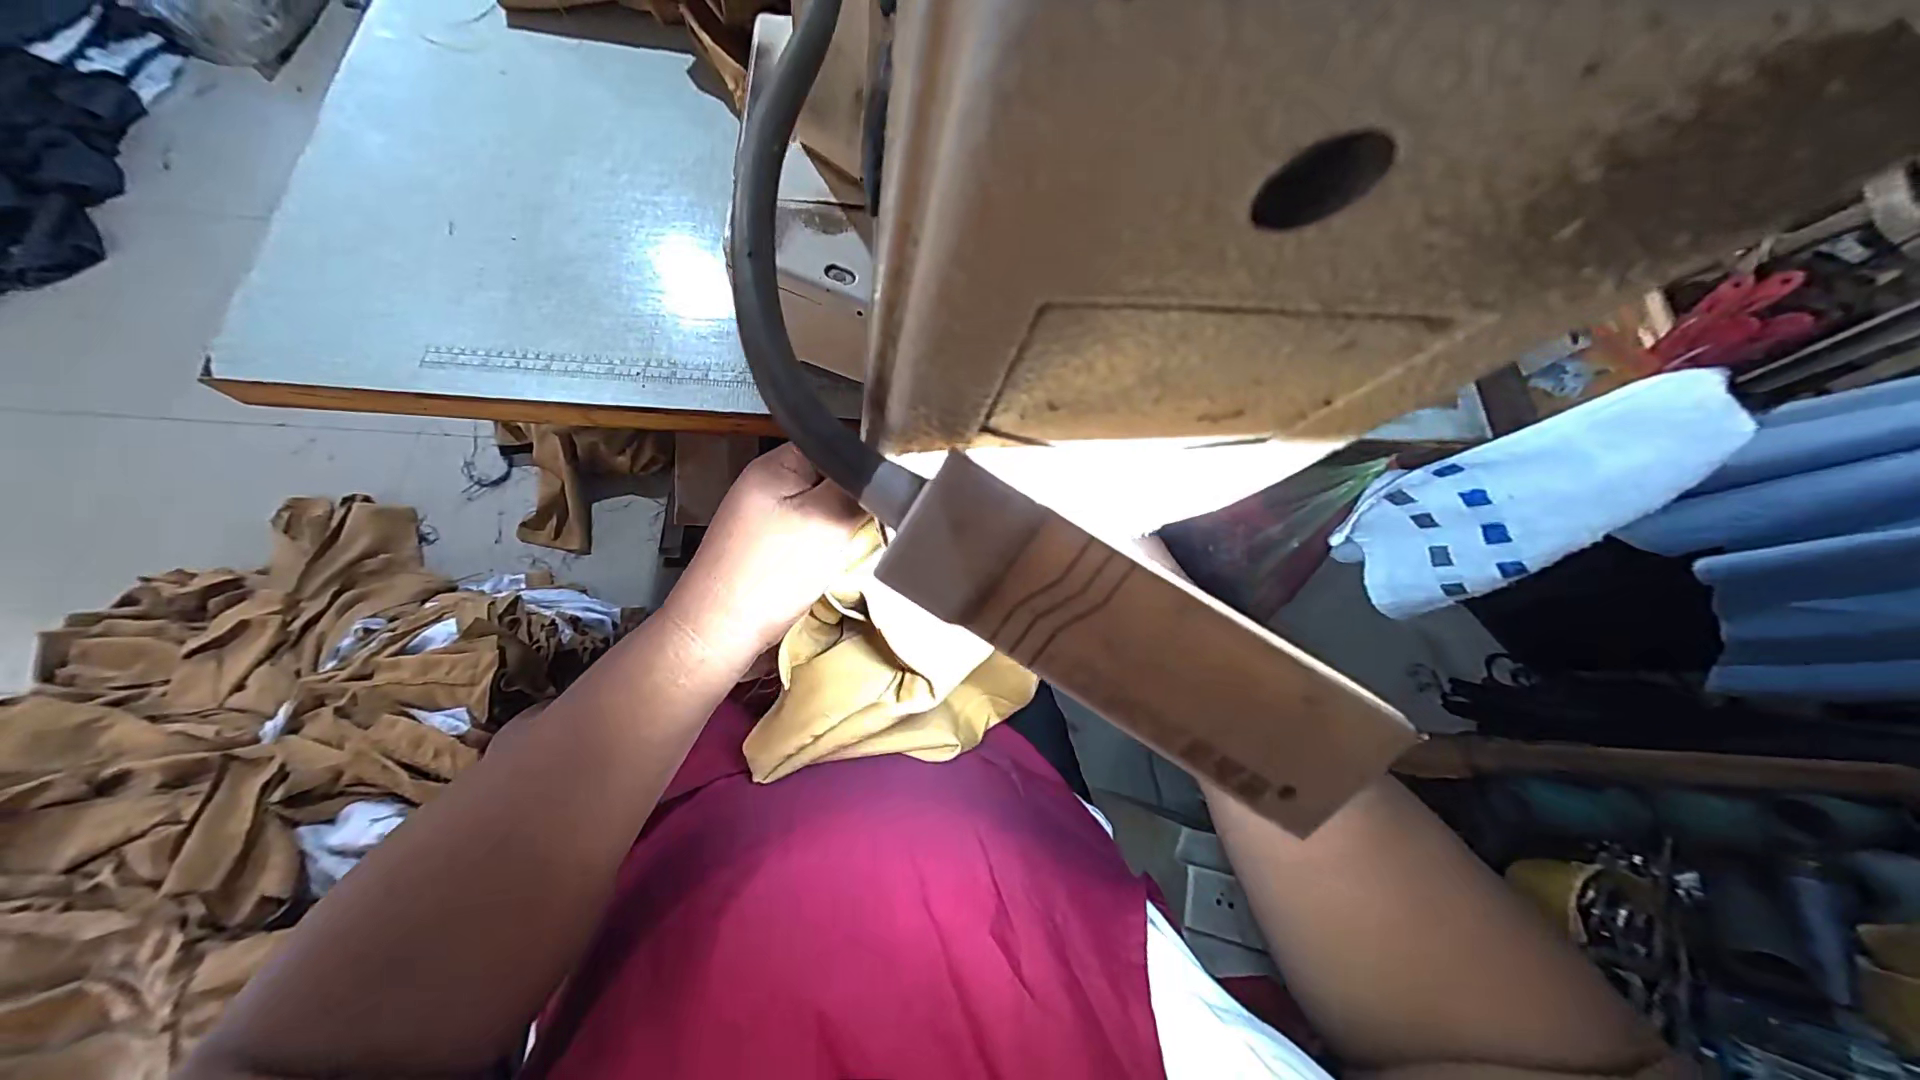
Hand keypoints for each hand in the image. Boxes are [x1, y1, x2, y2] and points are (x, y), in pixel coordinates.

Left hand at [660, 443, 865, 676]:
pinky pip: (811, 539)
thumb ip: (857, 488)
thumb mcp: (827, 521)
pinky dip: (825, 552)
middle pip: (831, 481)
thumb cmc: (767, 576)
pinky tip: (827, 568)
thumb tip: (883, 470)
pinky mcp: (768, 549)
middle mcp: (767, 485)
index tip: (883, 492)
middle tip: (865, 526)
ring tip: (845, 551)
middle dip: (854, 503)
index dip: (864, 466)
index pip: (835, 446)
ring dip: (841, 531)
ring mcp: (765, 519)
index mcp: (775, 465)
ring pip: (824, 513)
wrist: (720, 633)